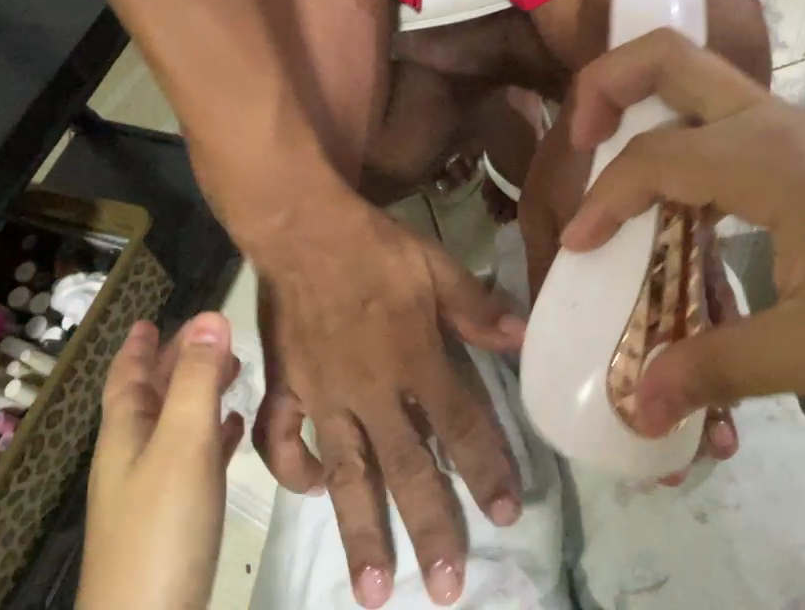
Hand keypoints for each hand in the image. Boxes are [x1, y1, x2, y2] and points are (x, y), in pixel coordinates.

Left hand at [81, 314, 241, 609]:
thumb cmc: (161, 528)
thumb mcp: (182, 444)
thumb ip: (198, 380)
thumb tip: (211, 315)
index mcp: (126, 434)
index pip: (127, 377)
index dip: (139, 346)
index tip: (150, 318)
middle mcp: (133, 456)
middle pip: (152, 397)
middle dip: (176, 363)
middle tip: (211, 336)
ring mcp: (151, 491)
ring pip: (174, 425)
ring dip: (198, 394)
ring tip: (232, 372)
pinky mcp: (174, 519)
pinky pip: (193, 459)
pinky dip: (211, 435)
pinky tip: (233, 432)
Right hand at [248, 184, 526, 607]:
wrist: (304, 231)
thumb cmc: (376, 248)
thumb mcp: (437, 266)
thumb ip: (477, 308)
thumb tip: (522, 338)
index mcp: (415, 361)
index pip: (460, 427)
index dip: (487, 469)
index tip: (507, 514)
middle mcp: (373, 393)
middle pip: (407, 470)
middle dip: (431, 529)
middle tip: (448, 587)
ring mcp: (324, 397)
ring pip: (347, 474)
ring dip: (361, 531)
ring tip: (374, 589)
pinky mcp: (286, 388)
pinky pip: (283, 441)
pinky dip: (296, 472)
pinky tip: (313, 492)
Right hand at [558, 29, 804, 433]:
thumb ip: (715, 369)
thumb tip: (637, 403)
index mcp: (764, 158)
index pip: (652, 157)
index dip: (602, 201)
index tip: (577, 250)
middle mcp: (772, 124)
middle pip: (668, 58)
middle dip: (606, 85)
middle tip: (580, 140)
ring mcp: (798, 132)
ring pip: (699, 85)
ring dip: (648, 114)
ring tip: (622, 181)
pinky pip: (727, 129)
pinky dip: (687, 151)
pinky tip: (689, 215)